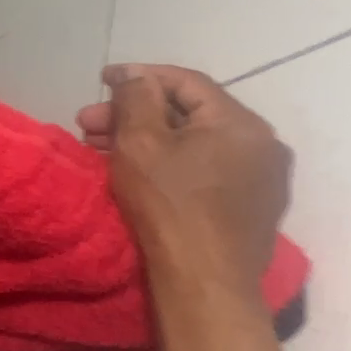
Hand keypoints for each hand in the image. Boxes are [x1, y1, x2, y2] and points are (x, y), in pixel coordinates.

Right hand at [78, 64, 291, 296]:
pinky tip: (136, 169)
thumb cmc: (167, 201)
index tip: (101, 80)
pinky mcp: (252, 203)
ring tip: (101, 147)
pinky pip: (205, 164)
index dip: (140, 76)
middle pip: (189, 113)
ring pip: (194, 140)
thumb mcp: (139, 141)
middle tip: (87, 122)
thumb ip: (137, 98)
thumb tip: (136, 76)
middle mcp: (262, 144)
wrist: (204, 275)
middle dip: (134, 112)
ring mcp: (262, 177)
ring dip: (146, 137)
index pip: (186, 82)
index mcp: (240, 124)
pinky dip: (168, 158)